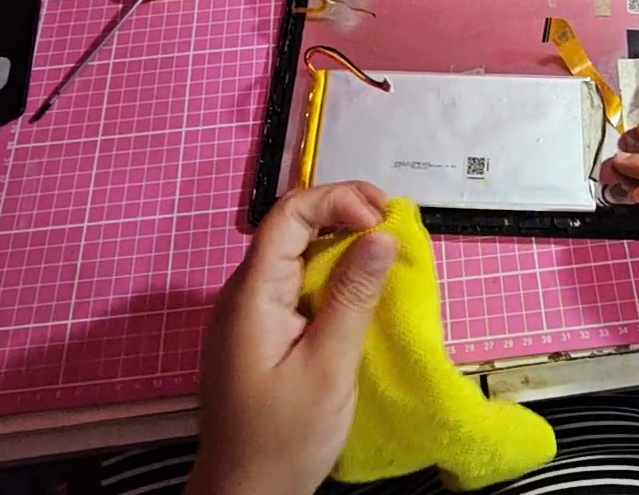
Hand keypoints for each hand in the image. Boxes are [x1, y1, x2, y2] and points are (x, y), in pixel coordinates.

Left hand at [188, 182, 398, 494]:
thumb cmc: (284, 438)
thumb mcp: (328, 366)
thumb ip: (353, 295)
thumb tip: (382, 233)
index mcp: (253, 291)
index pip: (289, 213)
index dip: (337, 199)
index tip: (381, 218)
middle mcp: (247, 289)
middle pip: (293, 225)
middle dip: (345, 212)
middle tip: (392, 225)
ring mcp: (252, 309)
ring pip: (297, 250)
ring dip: (342, 240)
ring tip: (385, 247)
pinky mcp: (264, 328)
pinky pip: (298, 278)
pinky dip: (333, 270)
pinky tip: (361, 282)